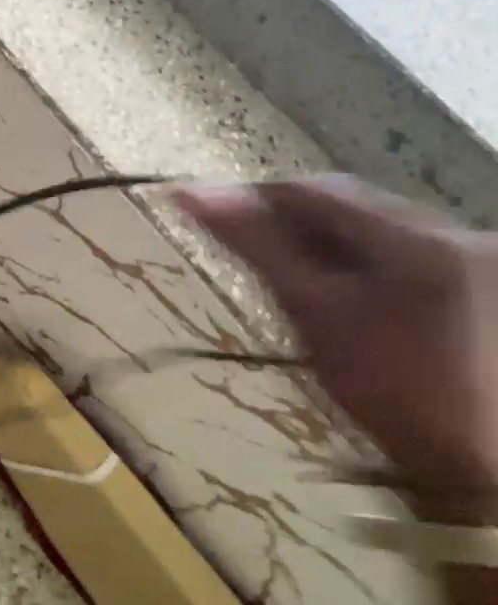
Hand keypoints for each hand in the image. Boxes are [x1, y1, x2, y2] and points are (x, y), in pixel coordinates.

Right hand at [174, 176, 497, 498]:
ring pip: (377, 224)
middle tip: (257, 260)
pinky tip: (358, 297)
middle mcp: (461, 232)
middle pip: (349, 203)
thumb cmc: (387, 390)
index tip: (213, 224)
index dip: (251, 200)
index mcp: (415, 238)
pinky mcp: (488, 279)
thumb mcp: (309, 310)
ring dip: (332, 242)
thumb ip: (252, 243)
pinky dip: (369, 260)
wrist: (480, 464)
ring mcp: (482, 257)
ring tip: (308, 284)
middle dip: (296, 224)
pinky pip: (409, 246)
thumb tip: (185, 191)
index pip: (307, 190)